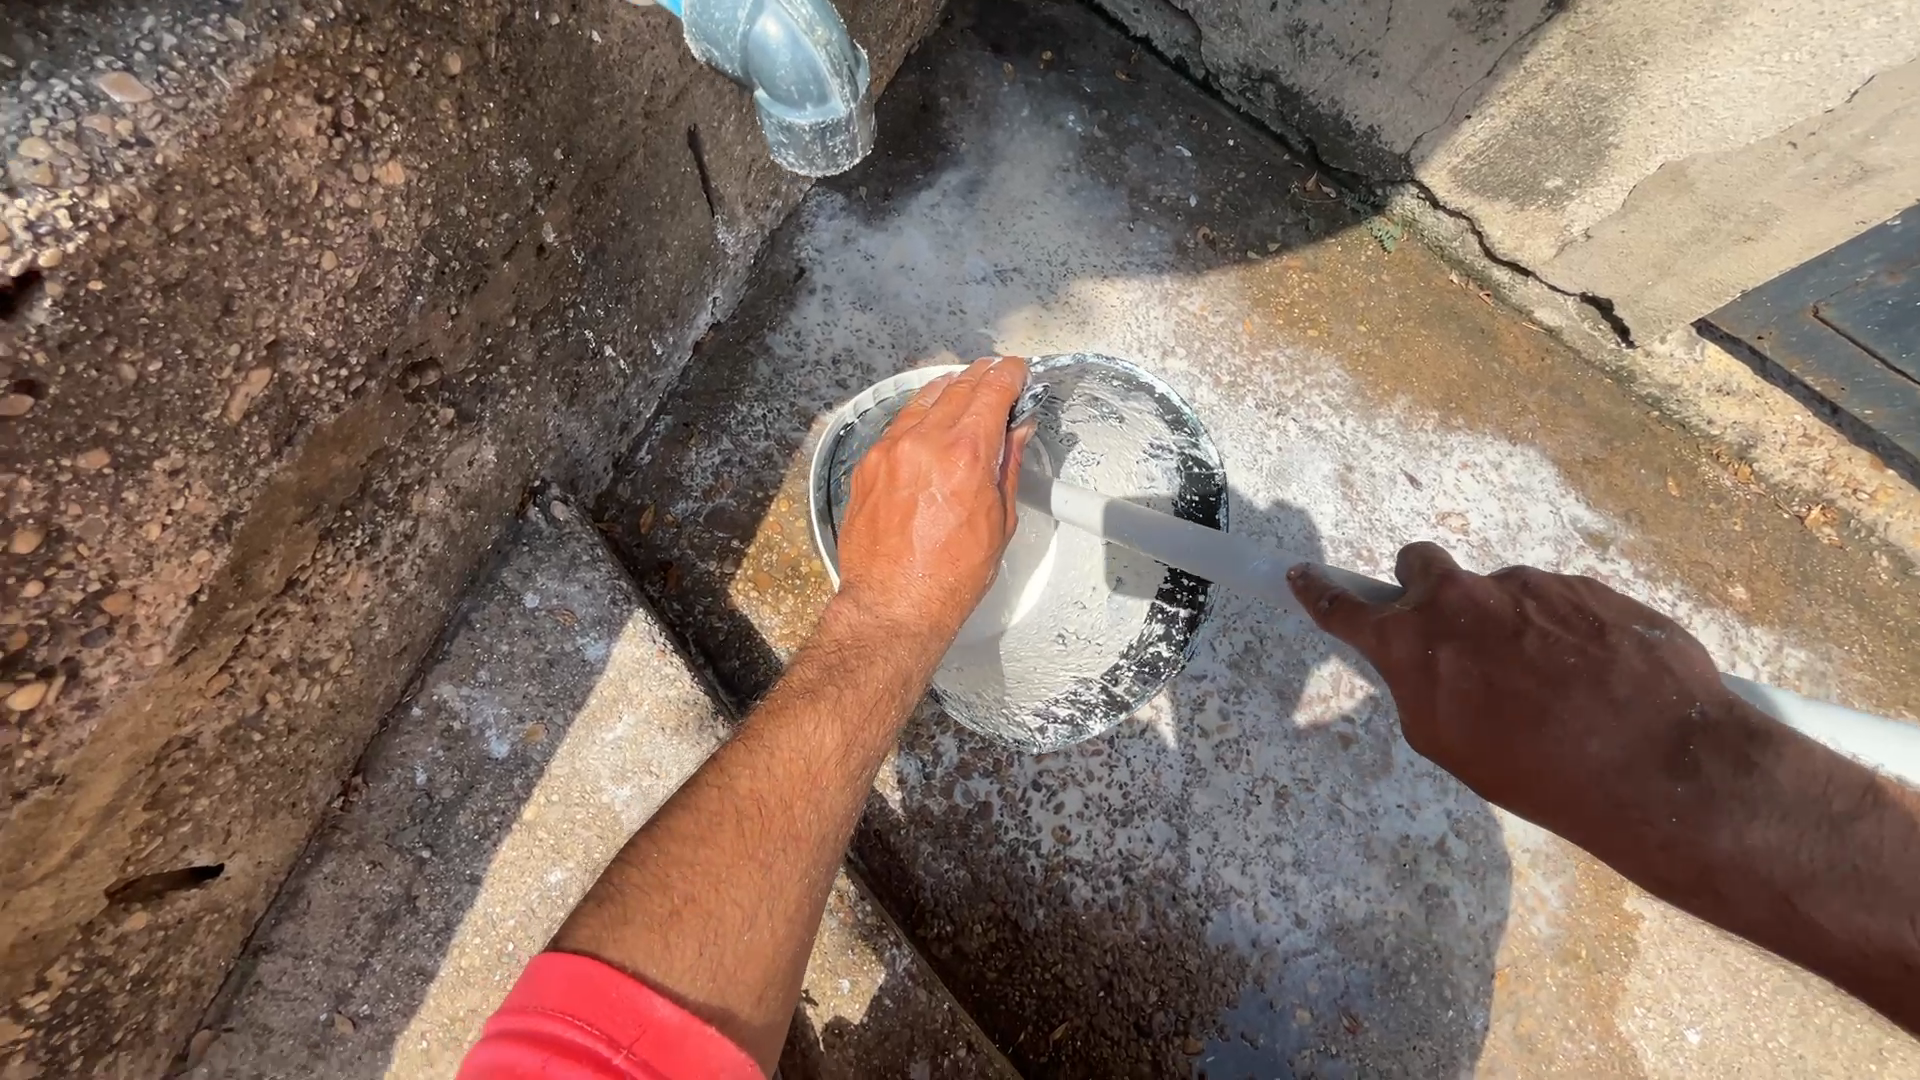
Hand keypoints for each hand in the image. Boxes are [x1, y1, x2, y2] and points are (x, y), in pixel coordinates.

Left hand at [834, 356, 1033, 648]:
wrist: (894, 603)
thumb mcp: (999, 522)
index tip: (1018, 370)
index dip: (1010, 374)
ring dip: (950, 388)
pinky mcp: (869, 463)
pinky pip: (899, 423)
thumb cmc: (948, 576)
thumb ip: (1007, 466)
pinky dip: (920, 413)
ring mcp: (890, 450)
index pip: (992, 391)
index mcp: (965, 456)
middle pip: (959, 387)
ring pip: (924, 398)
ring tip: (966, 389)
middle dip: (983, 375)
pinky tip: (930, 418)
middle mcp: (924, 443)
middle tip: (998, 374)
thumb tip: (1016, 431)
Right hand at [1286, 542, 1750, 855]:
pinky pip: (1558, 600)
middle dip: (1427, 590)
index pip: (1343, 607)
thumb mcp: (1444, 741)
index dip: (1317, 592)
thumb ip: (1416, 684)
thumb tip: (1423, 661)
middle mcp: (1460, 597)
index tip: (1301, 576)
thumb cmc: (1534, 769)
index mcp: (1411, 639)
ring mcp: (1528, 583)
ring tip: (1557, 679)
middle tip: (1460, 638)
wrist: (1667, 769)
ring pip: (1498, 590)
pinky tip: (1598, 673)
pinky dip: (1563, 628)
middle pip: (1419, 562)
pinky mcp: (1590, 585)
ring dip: (1508, 620)